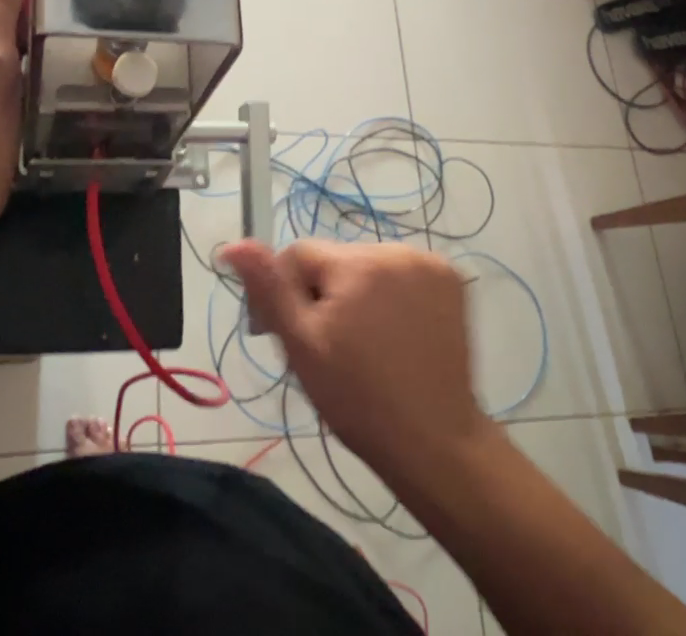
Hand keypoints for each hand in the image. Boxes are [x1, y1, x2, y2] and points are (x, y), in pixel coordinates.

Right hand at [219, 240, 491, 476]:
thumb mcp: (301, 344)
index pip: (299, 255)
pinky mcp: (452, 282)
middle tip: (327, 346)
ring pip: (367, 267)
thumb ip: (268, 288)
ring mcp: (431, 265)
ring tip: (362, 343)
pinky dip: (390, 296)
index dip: (285, 292)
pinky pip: (401, 275)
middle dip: (323, 293)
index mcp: (358, 263)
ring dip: (357, 293)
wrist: (433, 440)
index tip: (288, 335)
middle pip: (336, 260)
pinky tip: (392, 334)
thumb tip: (233, 244)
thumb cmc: (356, 397)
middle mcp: (399, 251)